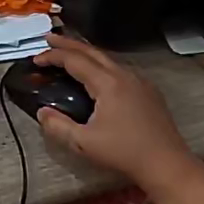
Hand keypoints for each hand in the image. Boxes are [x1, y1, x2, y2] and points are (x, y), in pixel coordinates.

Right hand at [33, 32, 203, 188]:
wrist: (167, 164)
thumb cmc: (124, 153)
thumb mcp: (83, 143)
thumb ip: (58, 126)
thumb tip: (42, 112)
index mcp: (108, 83)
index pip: (75, 60)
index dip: (53, 57)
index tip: (35, 59)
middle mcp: (124, 75)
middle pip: (92, 51)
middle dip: (69, 43)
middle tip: (49, 39)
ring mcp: (139, 82)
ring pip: (107, 58)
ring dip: (86, 53)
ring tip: (69, 53)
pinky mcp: (148, 91)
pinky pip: (119, 68)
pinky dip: (100, 64)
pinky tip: (96, 73)